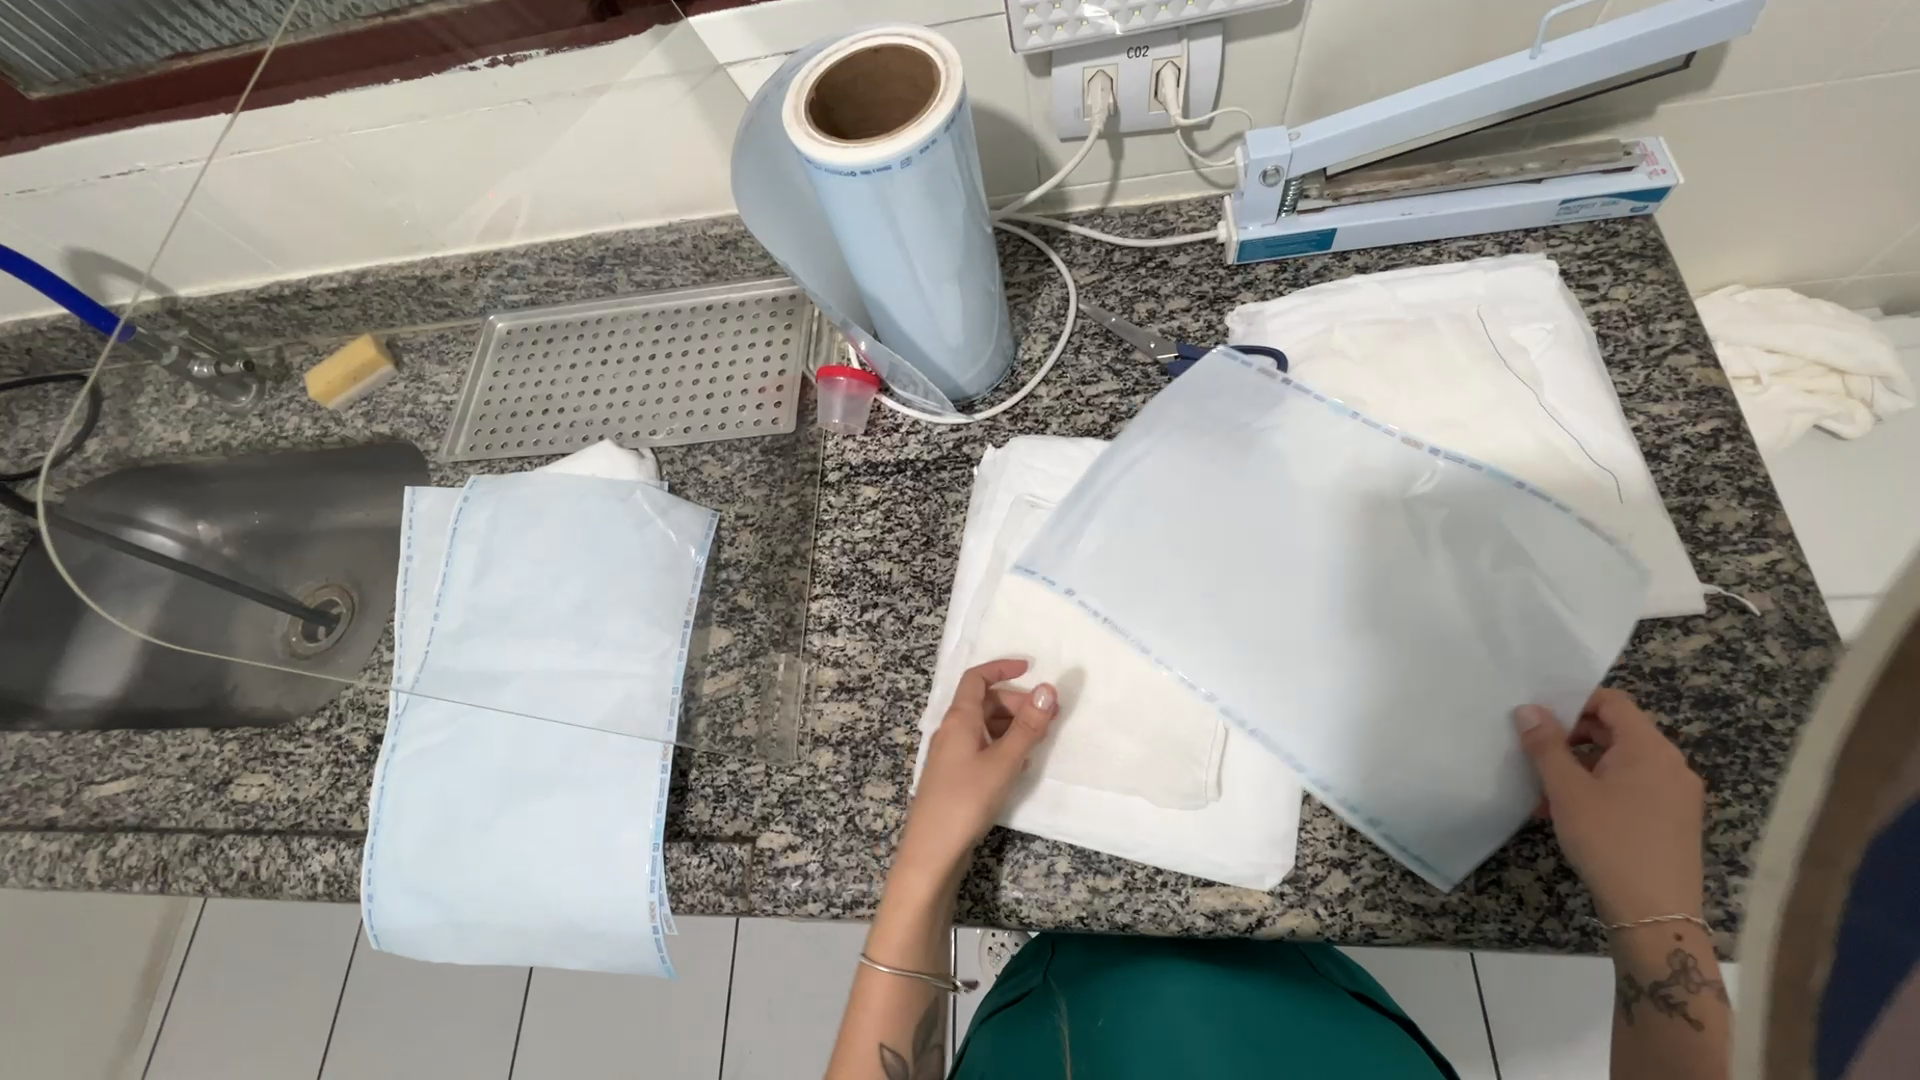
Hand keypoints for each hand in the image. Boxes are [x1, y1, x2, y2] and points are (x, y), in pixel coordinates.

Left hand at [894, 659, 1057, 888]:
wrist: (932, 852)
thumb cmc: (966, 801)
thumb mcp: (1004, 762)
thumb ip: (1027, 727)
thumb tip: (1048, 688)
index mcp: (959, 719)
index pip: (976, 678)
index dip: (1001, 668)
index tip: (1030, 668)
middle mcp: (952, 731)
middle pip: (984, 702)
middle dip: (1017, 702)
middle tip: (1049, 715)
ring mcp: (952, 754)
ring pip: (985, 726)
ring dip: (1012, 725)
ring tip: (1040, 738)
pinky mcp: (956, 776)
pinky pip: (982, 747)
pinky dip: (1003, 746)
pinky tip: (1021, 764)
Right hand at [1514, 689, 1705, 924]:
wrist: (1654, 912)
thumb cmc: (1609, 840)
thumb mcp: (1566, 789)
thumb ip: (1545, 745)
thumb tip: (1528, 710)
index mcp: (1650, 750)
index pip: (1613, 703)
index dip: (1574, 701)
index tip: (1538, 717)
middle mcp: (1671, 766)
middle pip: (1616, 731)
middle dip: (1571, 737)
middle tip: (1534, 752)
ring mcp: (1676, 795)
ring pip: (1620, 762)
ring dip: (1580, 766)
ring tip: (1544, 788)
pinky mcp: (1672, 819)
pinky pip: (1631, 787)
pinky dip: (1599, 787)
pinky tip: (1568, 811)